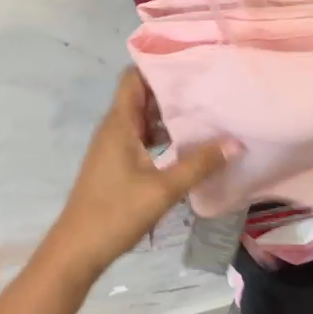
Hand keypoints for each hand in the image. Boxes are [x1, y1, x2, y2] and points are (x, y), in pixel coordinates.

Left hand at [46, 68, 235, 274]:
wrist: (77, 250)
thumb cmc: (116, 213)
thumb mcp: (163, 189)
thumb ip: (199, 164)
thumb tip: (235, 143)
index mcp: (119, 124)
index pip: (134, 78)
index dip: (159, 66)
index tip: (192, 63)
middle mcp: (114, 129)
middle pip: (142, 97)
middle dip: (173, 91)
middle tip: (210, 88)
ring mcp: (114, 148)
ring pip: (143, 120)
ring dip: (170, 117)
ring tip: (206, 114)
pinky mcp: (117, 166)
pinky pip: (142, 140)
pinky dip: (163, 138)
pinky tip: (188, 147)